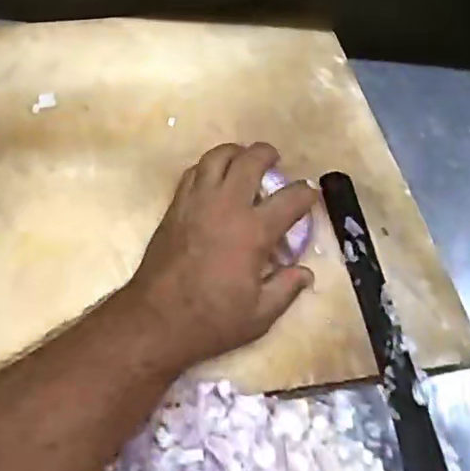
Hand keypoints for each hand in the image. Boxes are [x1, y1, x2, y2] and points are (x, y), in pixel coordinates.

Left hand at [112, 143, 318, 373]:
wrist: (158, 315)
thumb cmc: (213, 319)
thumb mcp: (260, 315)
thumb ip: (286, 289)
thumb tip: (305, 272)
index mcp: (253, 231)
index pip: (289, 200)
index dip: (305, 192)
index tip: (311, 191)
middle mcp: (226, 205)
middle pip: (249, 161)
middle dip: (266, 153)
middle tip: (274, 157)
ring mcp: (197, 200)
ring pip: (216, 157)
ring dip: (234, 151)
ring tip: (243, 157)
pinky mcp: (176, 203)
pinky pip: (194, 171)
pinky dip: (208, 166)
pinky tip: (214, 177)